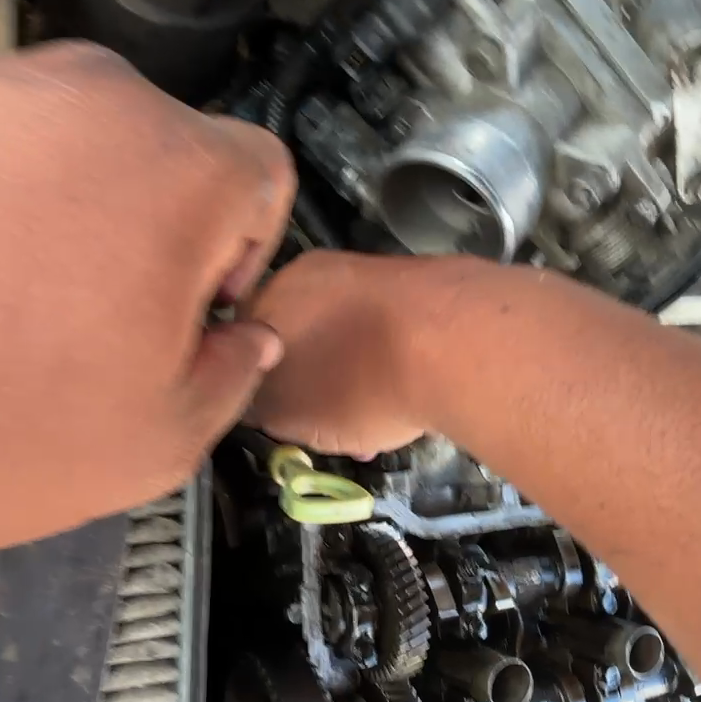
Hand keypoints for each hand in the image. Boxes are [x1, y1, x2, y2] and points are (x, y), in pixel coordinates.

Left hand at [0, 43, 292, 554]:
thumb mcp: (159, 440)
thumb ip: (231, 375)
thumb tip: (237, 342)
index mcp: (177, 174)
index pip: (259, 177)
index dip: (241, 252)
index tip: (195, 305)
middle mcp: (82, 101)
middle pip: (159, 155)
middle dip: (150, 233)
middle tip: (96, 322)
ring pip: (62, 147)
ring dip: (58, 218)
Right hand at [245, 250, 464, 457]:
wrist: (454, 343)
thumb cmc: (355, 382)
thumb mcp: (287, 415)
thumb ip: (262, 407)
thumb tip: (260, 402)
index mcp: (269, 296)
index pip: (246, 345)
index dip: (259, 386)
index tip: (279, 418)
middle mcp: (313, 274)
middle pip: (301, 338)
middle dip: (312, 382)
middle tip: (327, 427)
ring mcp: (369, 274)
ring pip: (348, 337)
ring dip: (354, 378)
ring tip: (373, 425)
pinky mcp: (420, 285)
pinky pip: (391, 333)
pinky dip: (393, 364)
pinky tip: (407, 400)